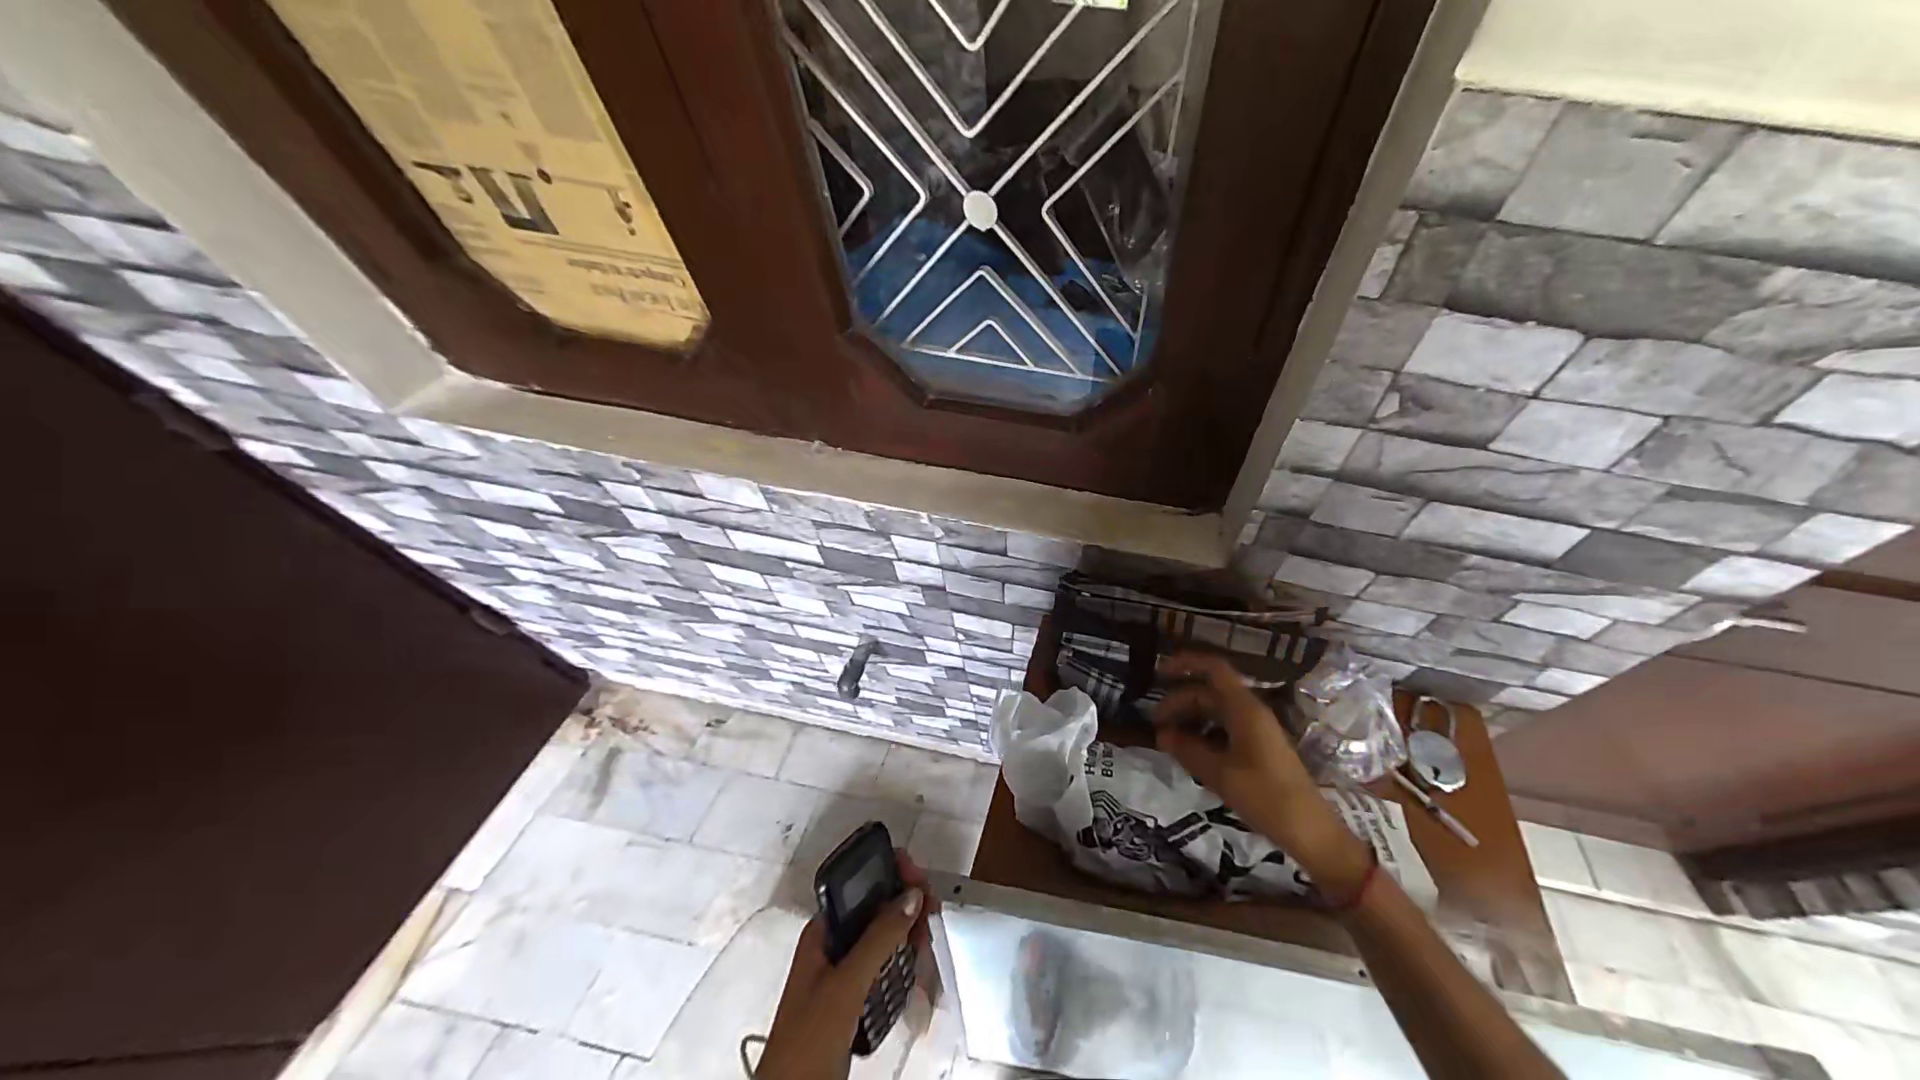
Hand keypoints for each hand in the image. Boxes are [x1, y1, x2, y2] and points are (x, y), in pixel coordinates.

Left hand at [756, 852, 931, 1079]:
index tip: (917, 874)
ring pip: (882, 941)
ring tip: (927, 939)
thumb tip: (911, 895)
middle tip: (931, 908)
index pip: (858, 888)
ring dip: (906, 935)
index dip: (887, 874)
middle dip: (903, 905)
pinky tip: (917, 968)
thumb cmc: (809, 1038)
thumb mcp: (847, 984)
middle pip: (874, 911)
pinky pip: (884, 970)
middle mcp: (832, 947)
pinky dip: (902, 964)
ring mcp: (842, 975)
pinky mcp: (853, 1000)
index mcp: (822, 933)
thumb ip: (879, 938)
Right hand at [1152, 653, 1371, 895]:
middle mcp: (1252, 713)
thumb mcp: (1219, 773)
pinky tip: (1190, 753)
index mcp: (1245, 709)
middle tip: (1155, 724)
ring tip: (1168, 740)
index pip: (1214, 670)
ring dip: (1190, 719)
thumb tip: (1161, 734)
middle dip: (1180, 703)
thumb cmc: (1264, 796)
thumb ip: (1187, 749)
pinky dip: (1204, 734)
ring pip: (1216, 712)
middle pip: (1210, 693)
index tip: (1159, 671)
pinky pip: (1225, 729)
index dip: (1186, 664)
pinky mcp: (1259, 749)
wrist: (1310, 831)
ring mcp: (1257, 731)